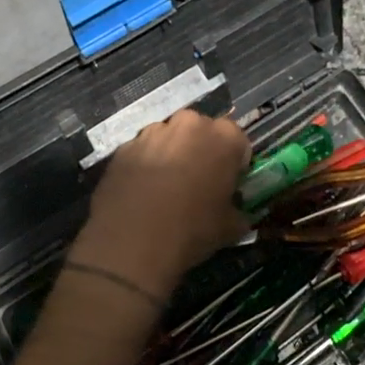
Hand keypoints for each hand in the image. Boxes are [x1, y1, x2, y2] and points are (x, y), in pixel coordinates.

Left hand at [69, 108, 251, 300]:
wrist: (132, 240)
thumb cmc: (192, 229)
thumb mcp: (229, 228)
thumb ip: (239, 212)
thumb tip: (238, 214)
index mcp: (223, 137)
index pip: (238, 141)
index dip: (234, 163)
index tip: (228, 184)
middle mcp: (189, 123)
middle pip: (202, 132)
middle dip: (202, 152)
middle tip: (198, 183)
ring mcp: (153, 131)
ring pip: (170, 138)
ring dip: (173, 155)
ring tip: (166, 188)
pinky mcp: (125, 145)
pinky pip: (144, 151)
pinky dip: (146, 164)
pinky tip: (142, 192)